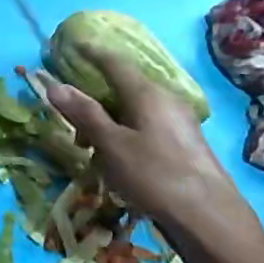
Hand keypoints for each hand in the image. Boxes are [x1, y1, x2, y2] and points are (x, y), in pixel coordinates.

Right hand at [40, 49, 263, 257]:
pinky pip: (143, 127)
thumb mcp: (111, 144)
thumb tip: (55, 85)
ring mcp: (176, 121)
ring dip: (105, 123)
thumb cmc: (155, 175)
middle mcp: (165, 99)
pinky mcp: (181, 142)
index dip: (91, 53)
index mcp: (147, 93)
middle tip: (70, 122)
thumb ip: (83, 113)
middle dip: (92, 100)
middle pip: (121, 88)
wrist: (208, 216)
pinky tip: (115, 162)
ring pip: (130, 110)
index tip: (71, 45)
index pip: (114, 62)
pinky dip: (122, 135)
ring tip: (89, 151)